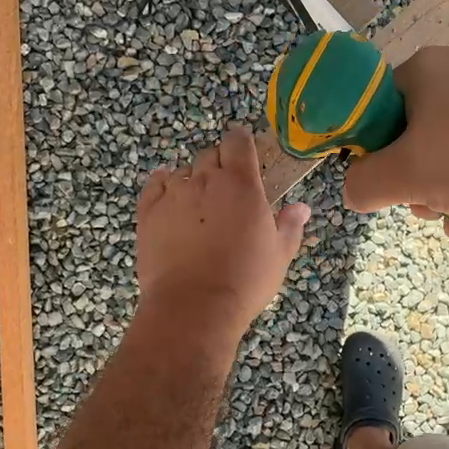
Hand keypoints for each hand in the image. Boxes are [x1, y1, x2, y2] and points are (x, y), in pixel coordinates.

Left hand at [136, 125, 310, 339]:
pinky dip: (162, 186)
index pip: (238, 142)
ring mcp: (172, 195)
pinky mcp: (148, 213)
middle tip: (226, 188)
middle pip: (209, 155)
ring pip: (182, 172)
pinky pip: (154, 186)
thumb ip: (289, 226)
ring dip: (192, 180)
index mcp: (241, 184)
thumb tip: (301, 208)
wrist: (194, 306)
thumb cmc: (245, 280)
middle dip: (218, 164)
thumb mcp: (279, 255)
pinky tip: (169, 198)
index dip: (241, 142)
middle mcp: (204, 180)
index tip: (245, 150)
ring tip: (198, 204)